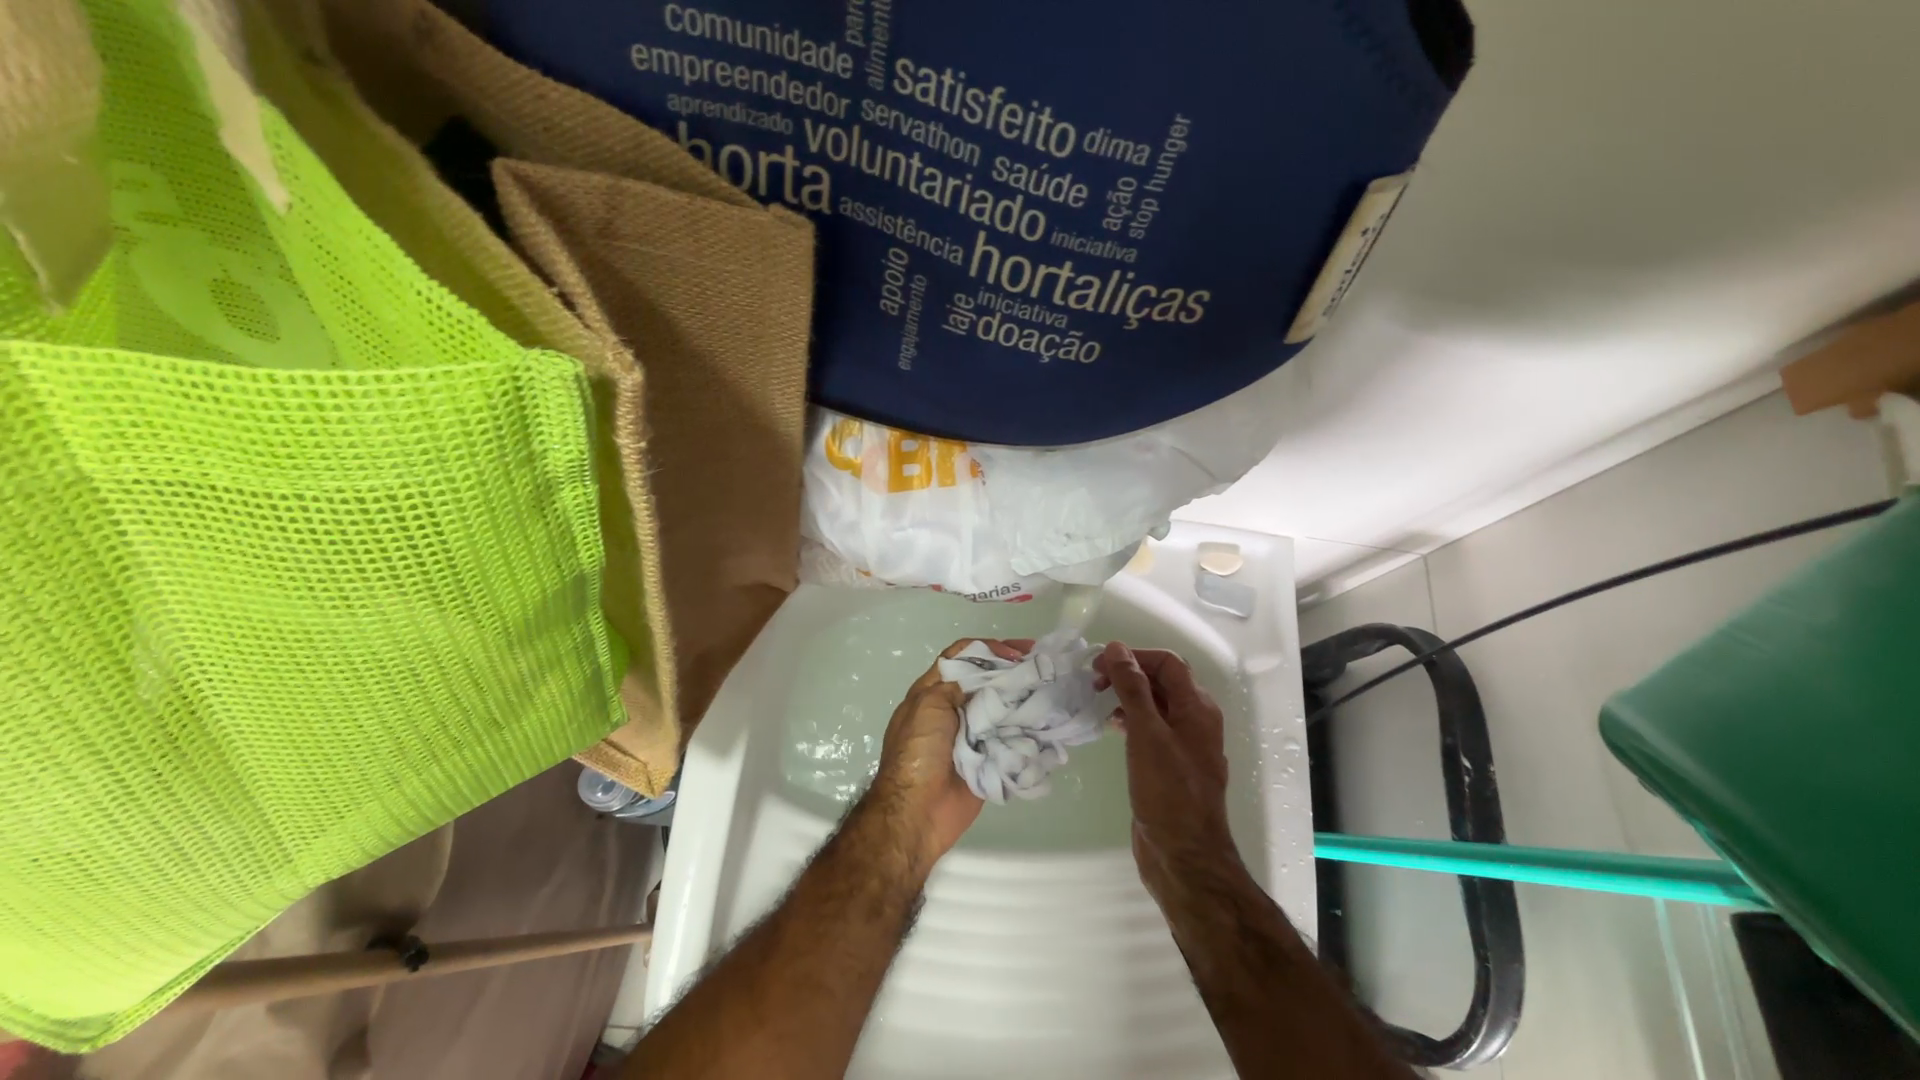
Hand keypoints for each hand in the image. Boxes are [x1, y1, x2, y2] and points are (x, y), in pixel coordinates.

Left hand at [865, 639, 1029, 863]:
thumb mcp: (928, 706)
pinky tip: (1048, 725)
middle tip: (1045, 669)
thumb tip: (986, 681)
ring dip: (1024, 702)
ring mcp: (971, 736)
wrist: (917, 811)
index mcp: (933, 693)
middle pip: (987, 682)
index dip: (990, 648)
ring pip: (1002, 710)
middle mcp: (953, 710)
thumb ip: (956, 685)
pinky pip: (1010, 741)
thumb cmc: (918, 752)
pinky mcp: (987, 760)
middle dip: (1014, 674)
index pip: (963, 657)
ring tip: (1053, 694)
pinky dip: (1027, 733)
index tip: (1019, 651)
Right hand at [1093, 643, 1237, 900]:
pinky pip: (1152, 730)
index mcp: (1197, 708)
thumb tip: (1117, 649)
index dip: (1133, 657)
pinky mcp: (1171, 767)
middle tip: (1093, 682)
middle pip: (1163, 681)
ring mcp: (1185, 746)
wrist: (1184, 855)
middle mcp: (1195, 722)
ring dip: (1128, 697)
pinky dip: (1131, 721)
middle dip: (1128, 674)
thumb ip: (1133, 689)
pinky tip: (1112, 729)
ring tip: (1097, 702)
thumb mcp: (1147, 734)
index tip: (1098, 666)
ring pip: (1156, 706)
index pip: (1168, 663)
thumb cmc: (1167, 792)